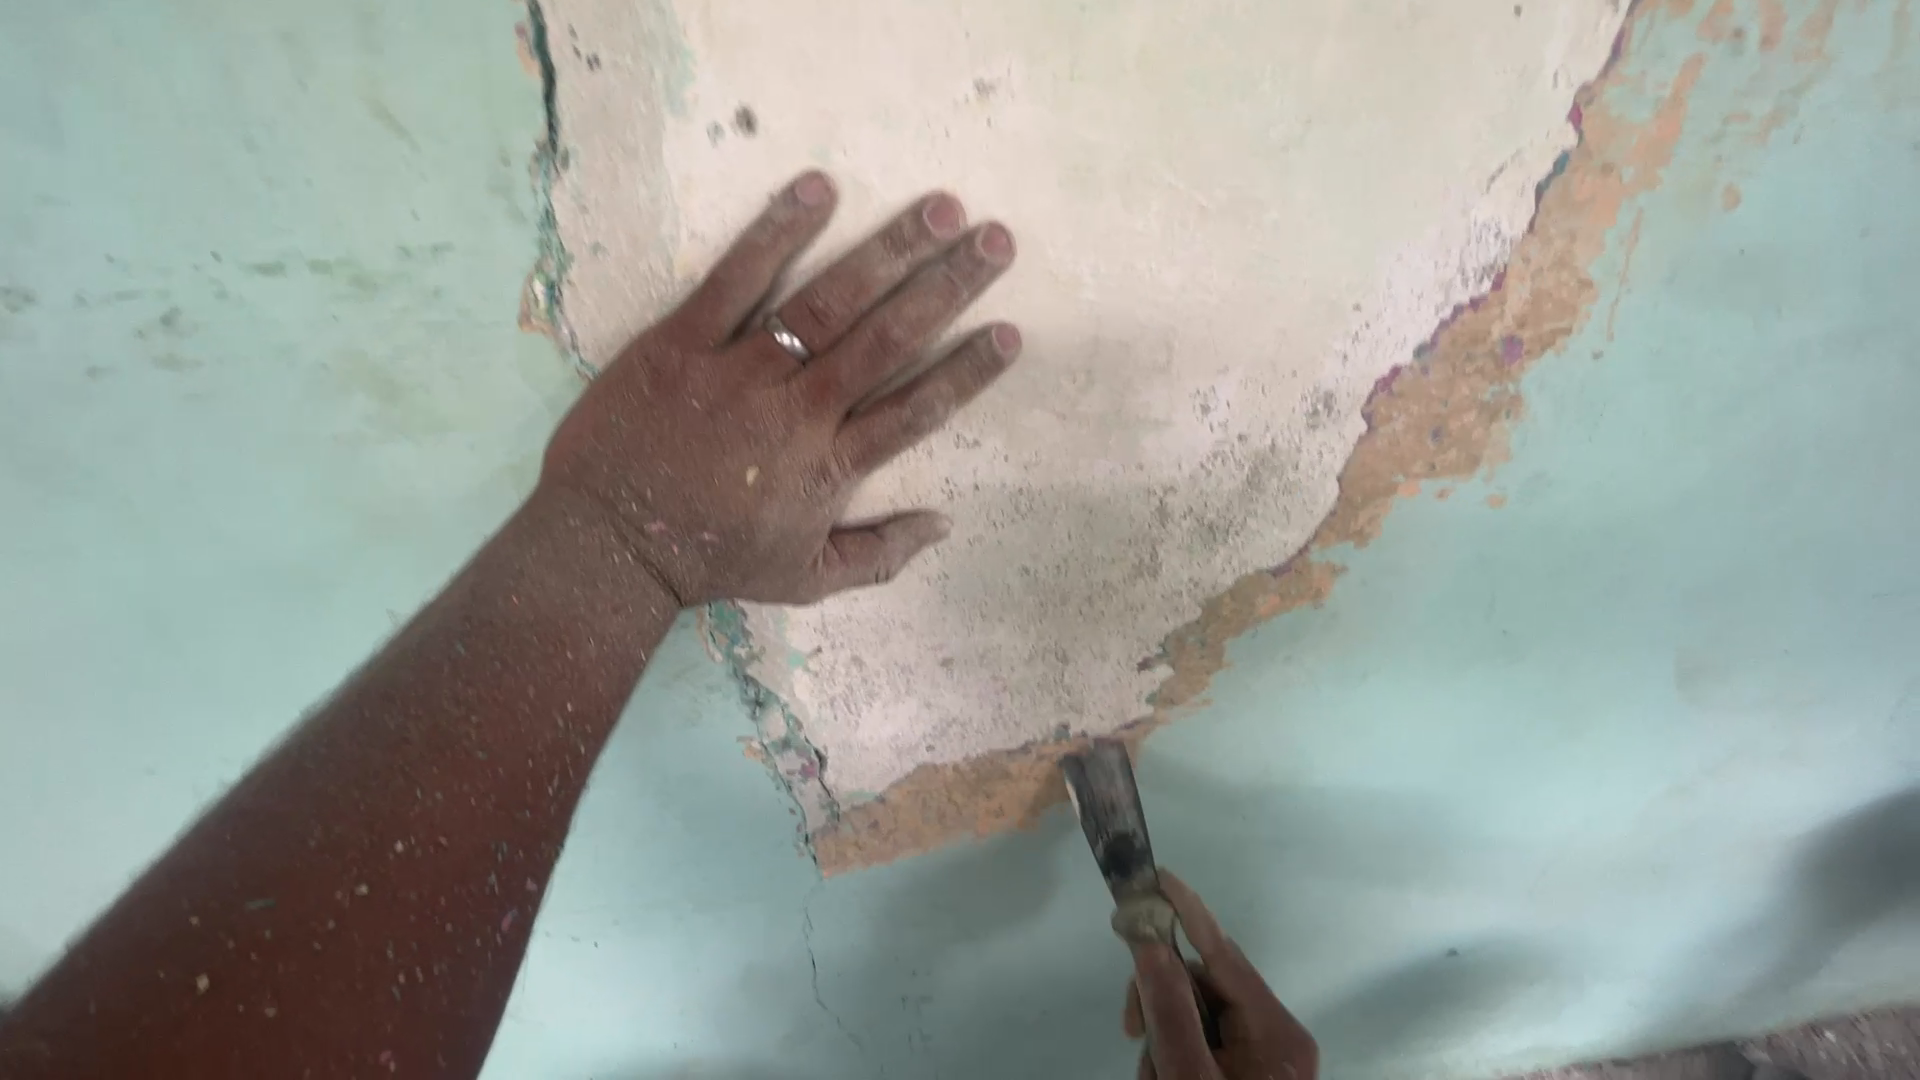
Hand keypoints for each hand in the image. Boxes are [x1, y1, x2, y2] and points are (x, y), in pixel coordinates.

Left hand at [540, 170, 1019, 606]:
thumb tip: (945, 525)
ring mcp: (742, 371)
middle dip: (949, 289)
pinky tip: (820, 189)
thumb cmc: (714, 561)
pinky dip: (776, 233)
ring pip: (828, 302)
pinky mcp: (683, 343)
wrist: (610, 545)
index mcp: (831, 466)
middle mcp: (799, 411)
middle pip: (888, 341)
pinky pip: (734, 280)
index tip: (1010, 334)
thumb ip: (880, 556)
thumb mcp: (807, 580)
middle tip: (996, 242)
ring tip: (940, 209)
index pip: (917, 411)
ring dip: (889, 252)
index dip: (967, 372)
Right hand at [1123, 873, 1318, 1079]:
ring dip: (1160, 1036)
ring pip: (1191, 1012)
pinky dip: (1170, 1055)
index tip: (1151, 877)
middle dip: (1160, 1001)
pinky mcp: (1242, 1075)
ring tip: (1154, 1078)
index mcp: (1277, 1032)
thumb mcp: (1188, 1077)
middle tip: (1130, 1029)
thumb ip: (1167, 1006)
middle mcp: (1274, 1036)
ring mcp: (1259, 1057)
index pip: (1220, 951)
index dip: (1184, 910)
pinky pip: (1195, 1039)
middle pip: (1200, 981)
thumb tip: (1147, 938)